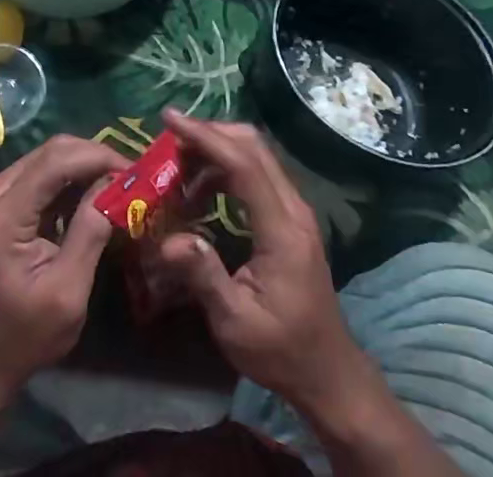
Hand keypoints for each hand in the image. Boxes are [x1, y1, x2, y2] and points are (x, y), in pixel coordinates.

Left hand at [0, 134, 126, 389]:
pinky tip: (94, 193)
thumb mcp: (67, 292)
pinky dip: (68, 178)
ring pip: (44, 158)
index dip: (96, 158)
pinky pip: (38, 175)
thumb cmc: (27, 334)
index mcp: (1, 217)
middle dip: (93, 156)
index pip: (53, 164)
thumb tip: (115, 187)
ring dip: (83, 165)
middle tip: (132, 175)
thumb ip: (89, 234)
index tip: (135, 171)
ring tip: (119, 182)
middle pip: (48, 152)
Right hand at [156, 108, 363, 412]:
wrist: (327, 372)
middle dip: (208, 134)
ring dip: (214, 150)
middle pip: (253, 147)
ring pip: (255, 156)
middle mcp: (294, 210)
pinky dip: (223, 168)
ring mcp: (294, 211)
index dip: (206, 138)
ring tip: (175, 171)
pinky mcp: (289, 218)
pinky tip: (198, 192)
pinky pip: (255, 174)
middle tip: (166, 143)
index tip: (169, 119)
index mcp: (283, 230)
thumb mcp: (235, 322)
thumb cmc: (280, 350)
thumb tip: (167, 240)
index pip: (244, 166)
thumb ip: (203, 276)